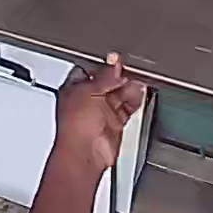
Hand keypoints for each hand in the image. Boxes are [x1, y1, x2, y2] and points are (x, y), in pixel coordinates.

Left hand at [53, 53, 146, 174]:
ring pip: (118, 94)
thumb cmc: (76, 125)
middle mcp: (87, 101)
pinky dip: (134, 101)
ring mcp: (101, 112)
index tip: (115, 60)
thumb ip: (104, 76)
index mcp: (74, 90)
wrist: (86, 152)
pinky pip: (127, 108)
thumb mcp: (89, 91)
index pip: (89, 71)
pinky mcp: (113, 123)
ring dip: (128, 88)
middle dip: (118, 77)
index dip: (102, 66)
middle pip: (107, 82)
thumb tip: (113, 64)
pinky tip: (139, 94)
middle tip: (128, 71)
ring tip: (136, 82)